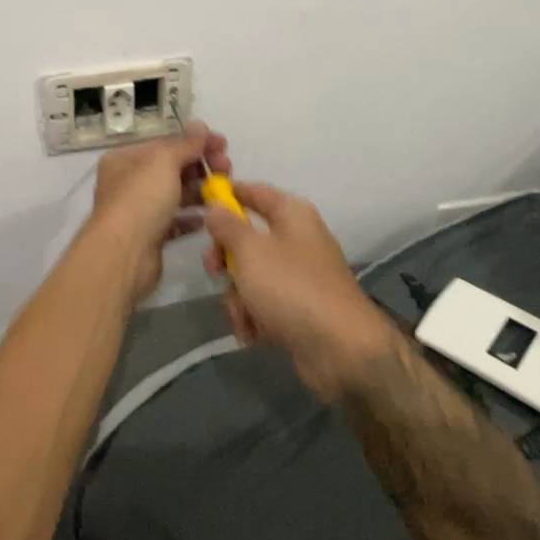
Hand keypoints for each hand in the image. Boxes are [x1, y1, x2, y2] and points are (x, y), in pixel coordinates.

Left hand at [88, 122, 230, 301]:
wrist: (123, 255)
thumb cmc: (140, 200)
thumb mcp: (163, 162)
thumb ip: (185, 144)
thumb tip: (200, 125)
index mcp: (125, 160)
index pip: (165, 144)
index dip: (195, 143)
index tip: (223, 145)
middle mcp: (129, 183)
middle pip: (172, 169)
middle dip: (201, 167)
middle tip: (227, 170)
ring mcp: (139, 211)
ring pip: (175, 195)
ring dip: (200, 192)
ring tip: (222, 193)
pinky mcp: (150, 236)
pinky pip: (176, 221)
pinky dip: (192, 218)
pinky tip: (208, 217)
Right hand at [203, 183, 397, 397]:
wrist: (339, 348)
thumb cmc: (291, 288)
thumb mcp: (250, 251)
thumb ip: (227, 226)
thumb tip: (215, 206)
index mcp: (292, 216)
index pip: (255, 192)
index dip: (227, 195)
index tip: (200, 205)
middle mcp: (298, 241)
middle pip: (248, 239)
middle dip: (226, 260)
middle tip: (214, 271)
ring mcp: (300, 277)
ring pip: (251, 276)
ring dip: (238, 298)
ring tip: (243, 316)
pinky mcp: (299, 309)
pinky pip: (264, 304)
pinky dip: (254, 318)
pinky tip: (253, 335)